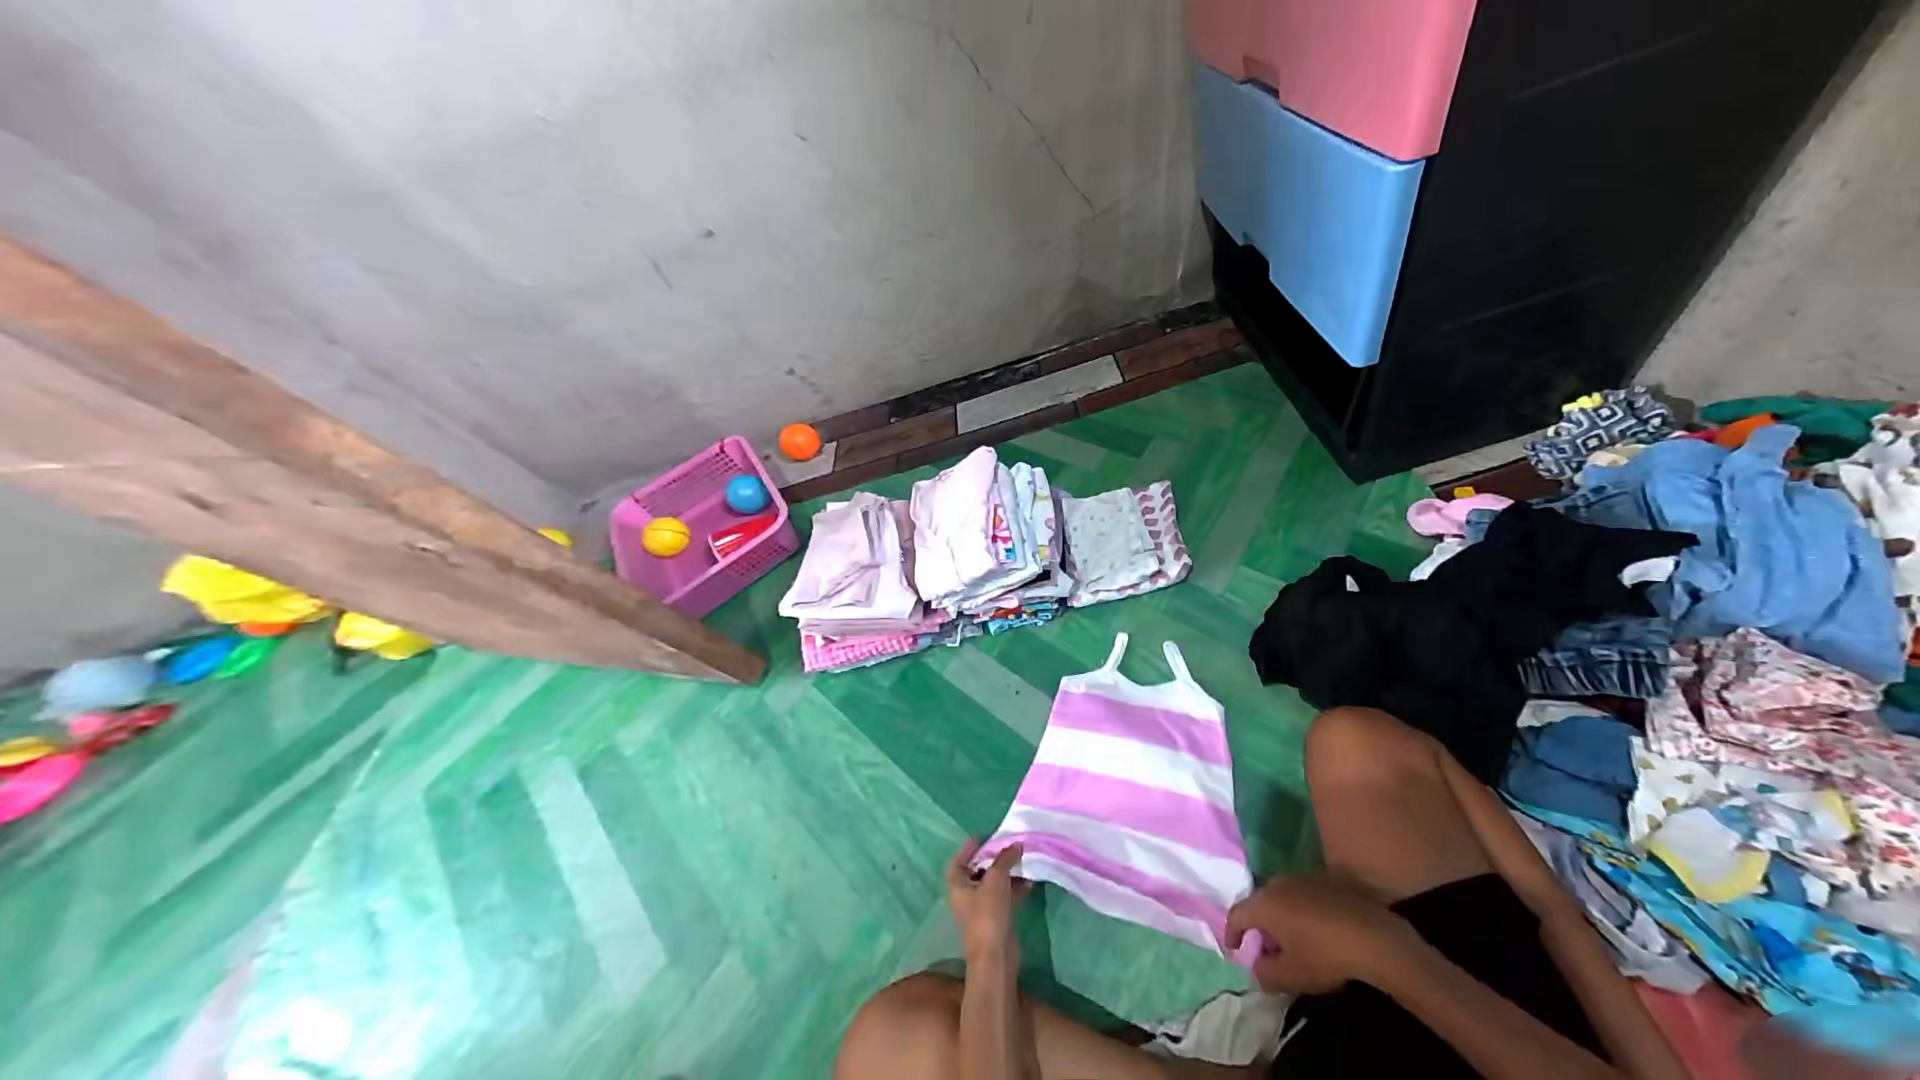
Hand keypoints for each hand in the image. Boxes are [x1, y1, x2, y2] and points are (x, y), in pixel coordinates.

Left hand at [947, 839, 1030, 964]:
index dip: (970, 847)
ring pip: (993, 884)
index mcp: (957, 884)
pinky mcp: (995, 919)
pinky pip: (1004, 897)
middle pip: (977, 870)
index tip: (985, 836)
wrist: (996, 957)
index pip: (959, 859)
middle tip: (1007, 845)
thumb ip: (1005, 859)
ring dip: (1006, 873)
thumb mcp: (996, 880)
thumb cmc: (988, 914)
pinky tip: (1030, 883)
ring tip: (1022, 861)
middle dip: (992, 858)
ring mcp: (981, 908)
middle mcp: (965, 895)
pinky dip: (1014, 888)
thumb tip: (1016, 844)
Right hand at [1226, 874, 1417, 994]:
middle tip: (1268, 950)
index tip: (1235, 950)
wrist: (1375, 937)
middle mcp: (1277, 884)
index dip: (1232, 934)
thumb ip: (1264, 974)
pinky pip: (1303, 896)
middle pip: (1258, 905)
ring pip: (1281, 898)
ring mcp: (1302, 878)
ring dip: (1281, 918)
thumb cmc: (1325, 955)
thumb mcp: (1291, 975)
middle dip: (1259, 927)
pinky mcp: (1325, 881)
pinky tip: (1317, 930)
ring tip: (1293, 941)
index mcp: (1262, 903)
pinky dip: (1301, 911)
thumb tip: (1256, 969)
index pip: (1236, 916)